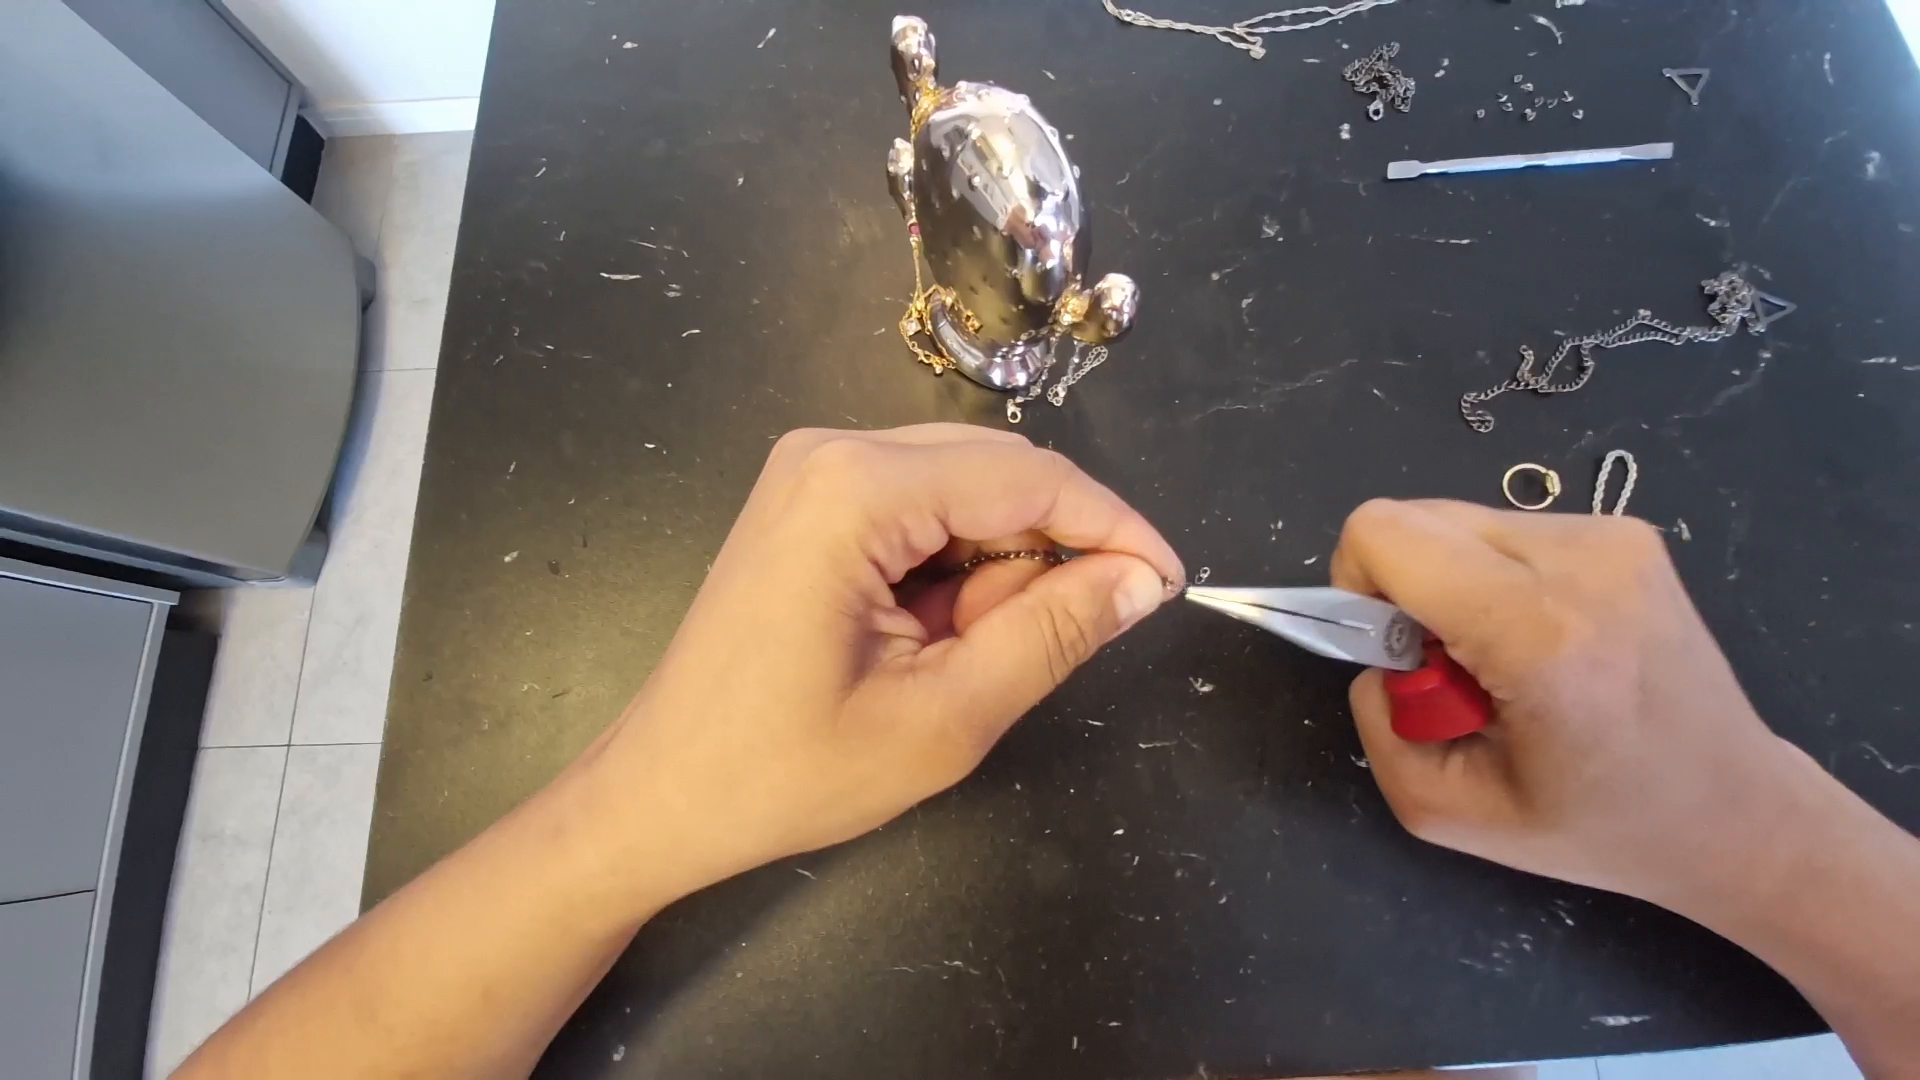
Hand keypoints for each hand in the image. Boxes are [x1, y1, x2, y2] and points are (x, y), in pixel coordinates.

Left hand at [590, 425, 1182, 904]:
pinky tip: (933, 632)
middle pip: (995, 474)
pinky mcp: (812, 500)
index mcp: (857, 488)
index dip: (1112, 525)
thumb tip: (1138, 581)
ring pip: (964, 493)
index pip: (1027, 477)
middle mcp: (833, 451)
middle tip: (1057, 640)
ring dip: (997, 568)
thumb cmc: (790, 771)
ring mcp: (815, 470)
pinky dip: (954, 567)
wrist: (661, 793)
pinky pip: (921, 510)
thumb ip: (1052, 635)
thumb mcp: (944, 718)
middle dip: (1047, 553)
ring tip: (967, 653)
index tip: (1165, 582)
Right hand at [1331, 499, 1811, 907]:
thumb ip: (1374, 718)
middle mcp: (1578, 561)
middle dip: (1394, 583)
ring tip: (1489, 649)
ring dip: (1440, 581)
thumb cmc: (1589, 825)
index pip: (1382, 534)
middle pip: (1407, 519)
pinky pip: (1496, 529)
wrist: (1738, 815)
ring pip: (1448, 522)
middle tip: (1437, 655)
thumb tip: (1381, 651)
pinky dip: (1482, 574)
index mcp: (1533, 631)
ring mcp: (1610, 538)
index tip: (1391, 645)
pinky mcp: (1623, 533)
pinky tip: (1528, 631)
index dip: (1354, 582)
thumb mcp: (1438, 806)